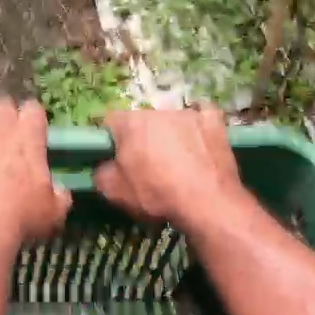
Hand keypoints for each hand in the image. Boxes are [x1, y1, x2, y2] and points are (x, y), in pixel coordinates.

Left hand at [0, 96, 71, 255]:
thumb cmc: (18, 220)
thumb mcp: (52, 213)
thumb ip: (59, 195)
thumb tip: (60, 191)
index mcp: (28, 135)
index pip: (33, 109)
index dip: (31, 121)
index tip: (28, 135)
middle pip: (2, 103)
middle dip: (2, 116)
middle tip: (0, 137)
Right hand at [94, 104, 246, 228]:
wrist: (207, 203)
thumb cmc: (156, 196)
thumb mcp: (114, 192)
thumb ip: (101, 173)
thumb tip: (104, 166)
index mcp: (130, 123)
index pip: (110, 122)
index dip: (110, 140)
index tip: (115, 158)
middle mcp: (158, 111)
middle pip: (142, 121)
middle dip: (141, 138)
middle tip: (146, 165)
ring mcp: (188, 114)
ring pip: (170, 121)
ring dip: (169, 135)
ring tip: (177, 162)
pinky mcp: (213, 122)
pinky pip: (201, 117)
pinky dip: (198, 127)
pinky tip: (200, 141)